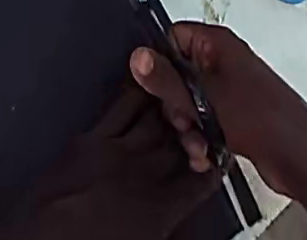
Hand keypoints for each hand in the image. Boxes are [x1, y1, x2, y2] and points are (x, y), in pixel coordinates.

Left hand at [0, 83, 218, 239]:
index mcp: (156, 213)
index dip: (212, 167)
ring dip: (169, 102)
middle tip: (207, 112)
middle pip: (178, 143)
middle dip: (195, 128)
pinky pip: (119, 108)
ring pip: (152, 118)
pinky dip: (136, 93)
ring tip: (183, 85)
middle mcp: (139, 176)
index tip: (220, 155)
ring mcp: (112, 152)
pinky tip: (143, 82)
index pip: (197, 182)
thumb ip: (158, 227)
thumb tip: (167, 219)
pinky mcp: (86, 140)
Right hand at [128, 23, 306, 197]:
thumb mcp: (203, 99)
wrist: (300, 158)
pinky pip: (207, 118)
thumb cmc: (260, 118)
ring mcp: (231, 87)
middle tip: (183, 121)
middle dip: (176, 103)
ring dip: (189, 126)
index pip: (173, 37)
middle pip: (180, 72)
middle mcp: (223, 60)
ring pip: (192, 100)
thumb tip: (138, 57)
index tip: (158, 86)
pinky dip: (203, 135)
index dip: (162, 62)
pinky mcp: (237, 113)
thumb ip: (166, 79)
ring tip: (197, 145)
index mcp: (216, 43)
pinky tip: (205, 154)